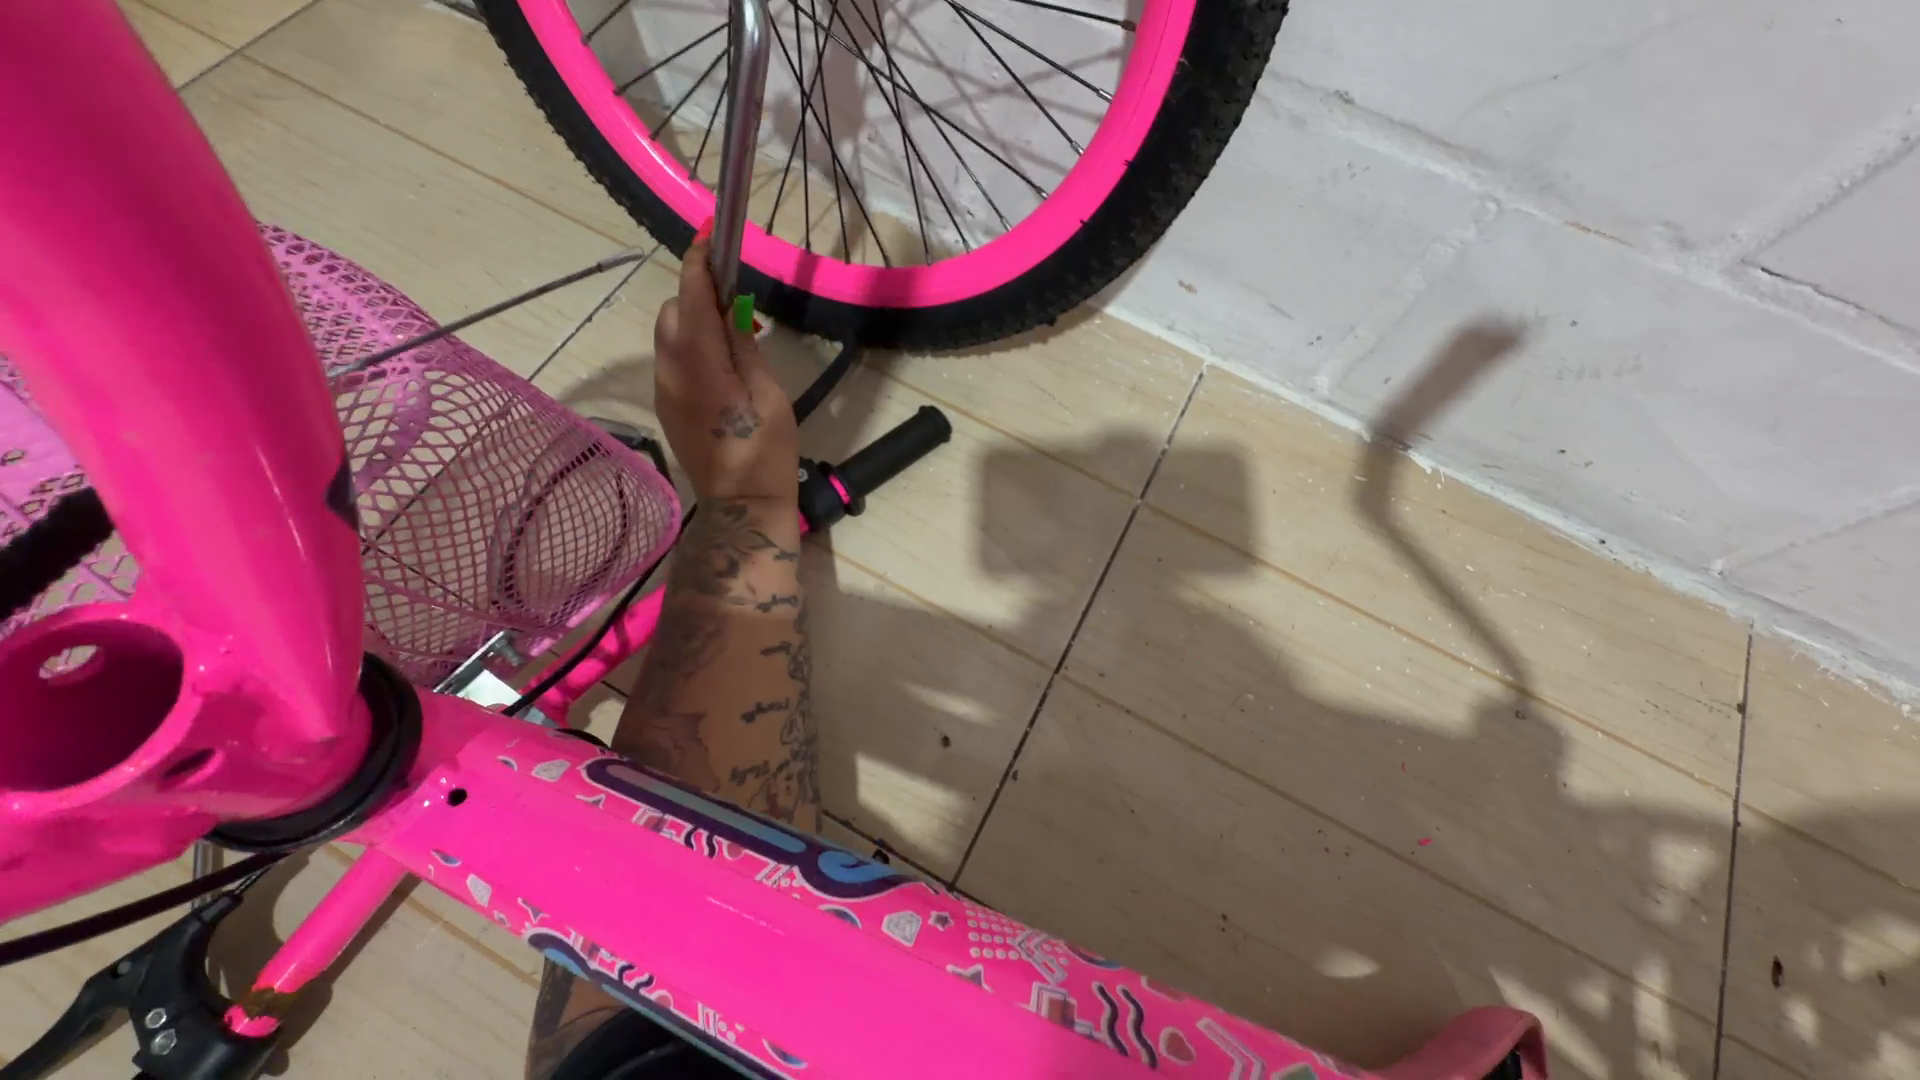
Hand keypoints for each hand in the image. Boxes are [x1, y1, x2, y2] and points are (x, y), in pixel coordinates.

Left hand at [653, 229, 797, 503]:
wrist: (740, 504)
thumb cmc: (766, 449)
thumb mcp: (769, 393)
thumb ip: (743, 345)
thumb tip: (729, 306)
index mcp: (701, 364)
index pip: (691, 296)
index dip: (698, 261)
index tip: (709, 235)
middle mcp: (671, 370)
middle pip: (674, 311)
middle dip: (698, 294)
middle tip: (738, 307)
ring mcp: (664, 389)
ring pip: (668, 334)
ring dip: (694, 321)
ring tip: (733, 338)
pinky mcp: (666, 404)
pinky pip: (671, 358)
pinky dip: (690, 346)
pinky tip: (720, 366)